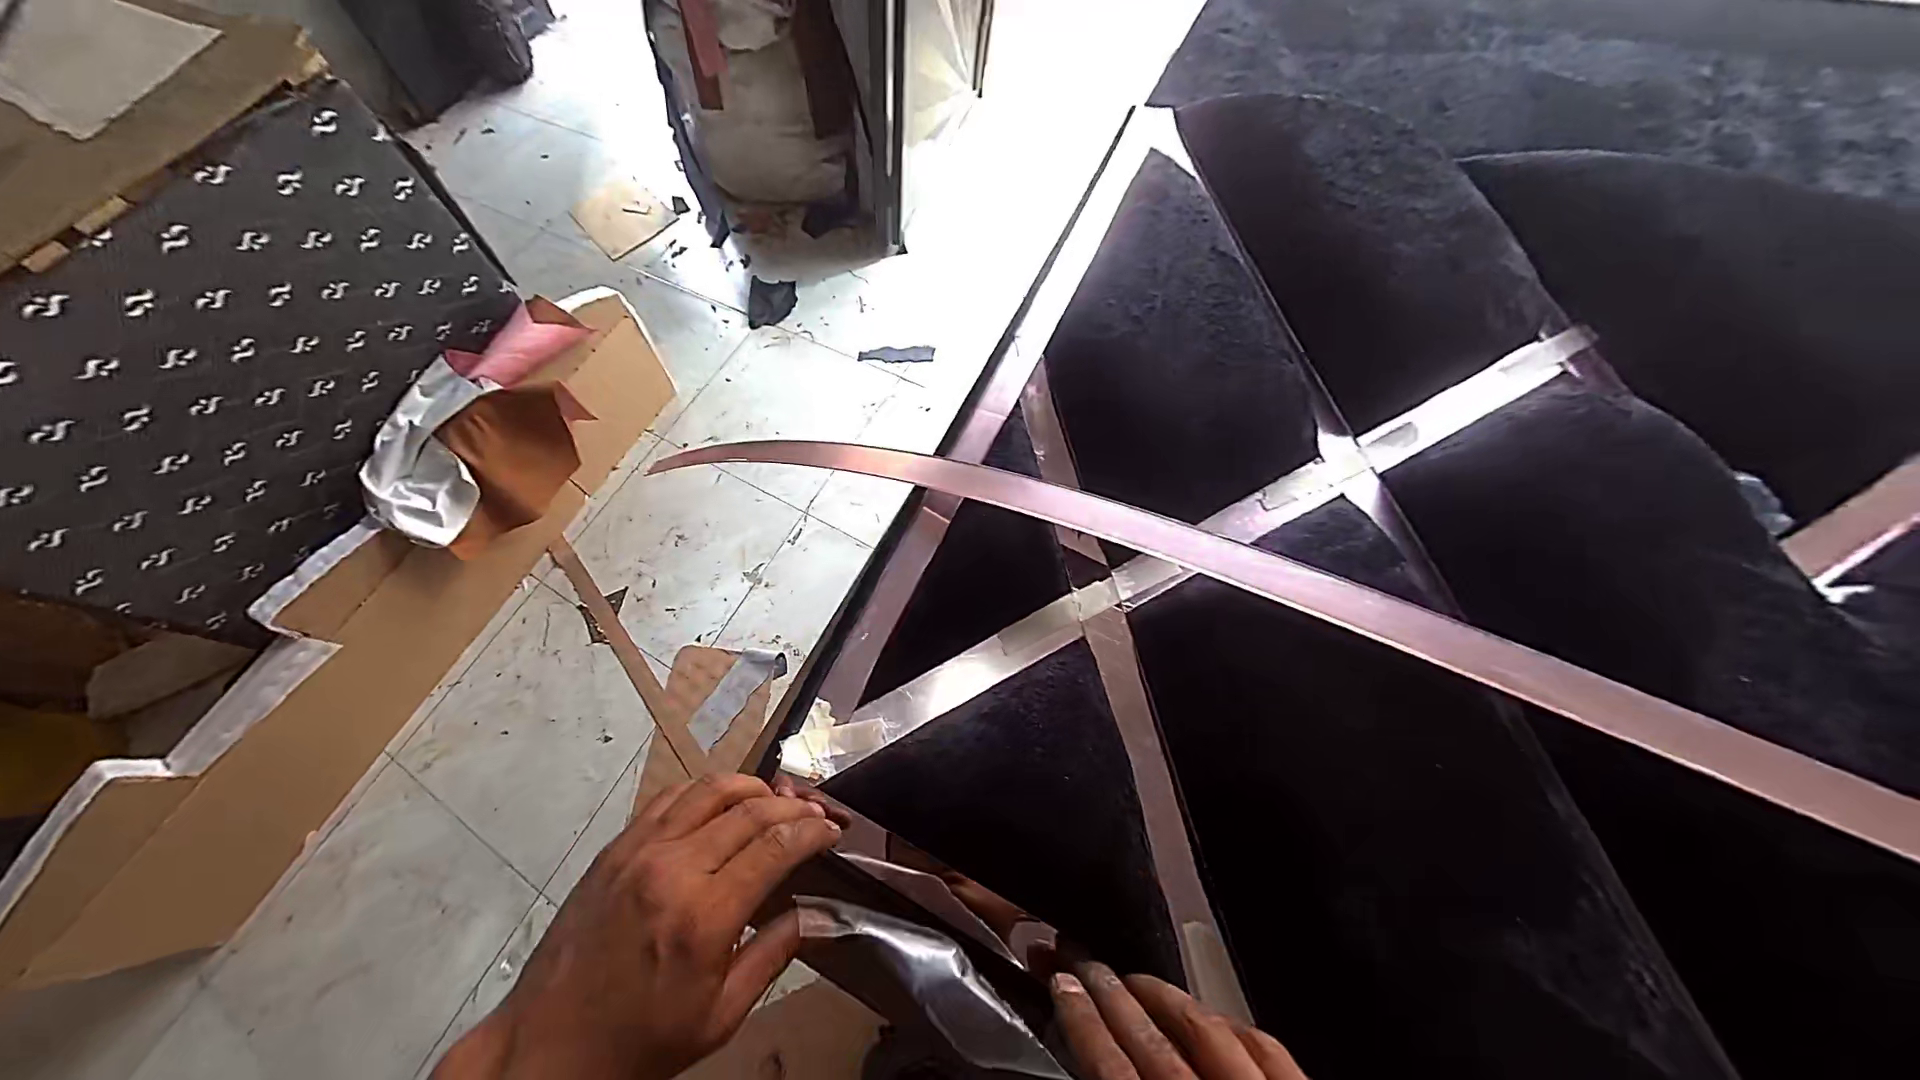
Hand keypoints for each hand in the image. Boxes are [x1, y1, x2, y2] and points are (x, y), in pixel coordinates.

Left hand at [435, 773, 842, 1079]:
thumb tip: (820, 911)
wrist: (544, 1051)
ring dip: (754, 787)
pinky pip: (671, 797)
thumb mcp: (720, 1016)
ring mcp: (639, 851)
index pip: (776, 847)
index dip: (813, 831)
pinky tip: (721, 804)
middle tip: (814, 814)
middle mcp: (673, 869)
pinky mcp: (616, 847)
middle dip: (794, 806)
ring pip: (712, 789)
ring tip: (774, 800)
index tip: (833, 831)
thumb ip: (776, 953)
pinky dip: (707, 790)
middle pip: (751, 810)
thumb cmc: (640, 1042)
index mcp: (703, 917)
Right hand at [1051, 962, 1307, 1079]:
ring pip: (1205, 1029)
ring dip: (1161, 995)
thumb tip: (1087, 1054)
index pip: (1111, 1067)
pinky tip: (1208, 1009)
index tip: (1059, 981)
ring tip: (1132, 977)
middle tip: (1080, 958)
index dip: (1080, 1018)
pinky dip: (1229, 1021)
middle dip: (1109, 992)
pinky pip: (1264, 1047)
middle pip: (1151, 1041)